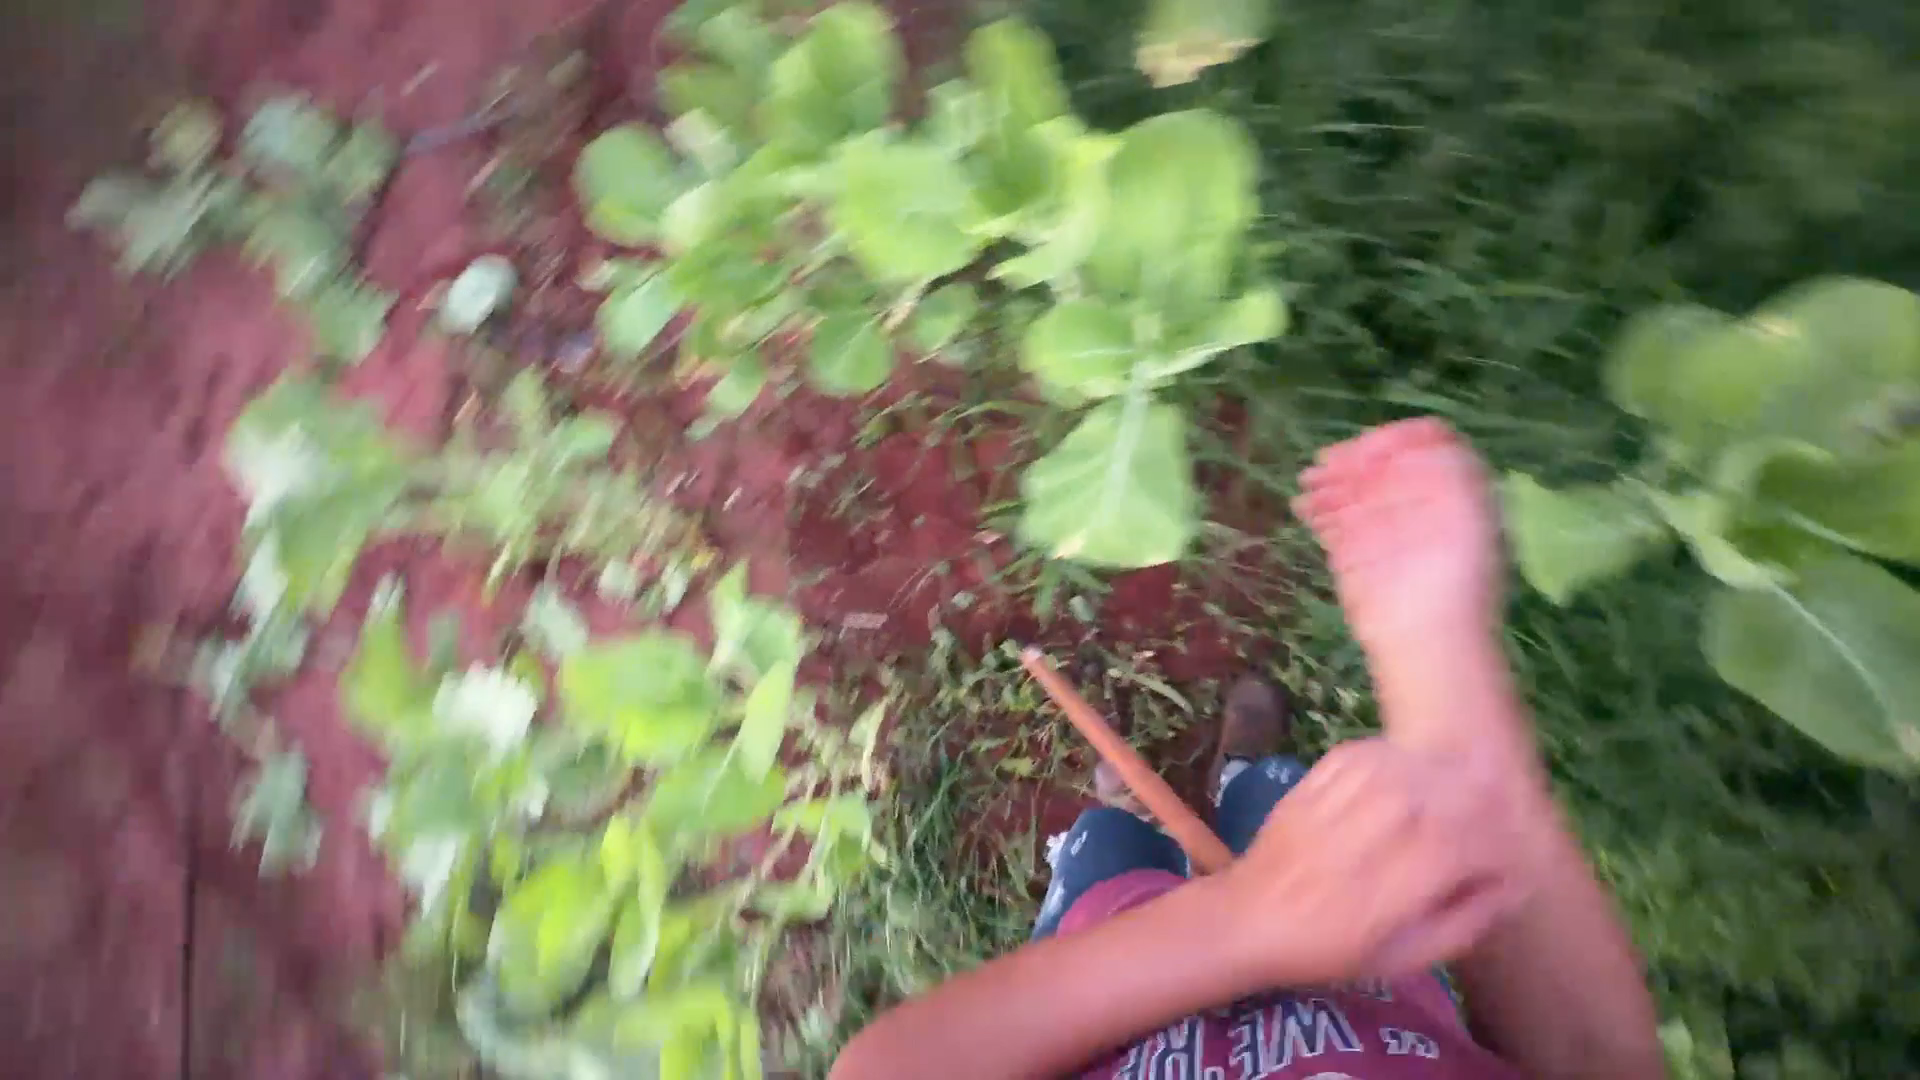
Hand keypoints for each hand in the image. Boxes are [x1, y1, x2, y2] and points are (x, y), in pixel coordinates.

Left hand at [1224, 738, 1529, 983]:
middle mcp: (1362, 835)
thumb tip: (1511, 883)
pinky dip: (1390, 757)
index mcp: (1391, 886)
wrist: (1251, 915)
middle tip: (1490, 817)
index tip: (1508, 853)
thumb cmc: (1330, 947)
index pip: (1464, 843)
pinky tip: (1403, 772)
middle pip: (1438, 796)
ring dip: (1437, 774)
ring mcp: (1332, 803)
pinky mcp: (1308, 782)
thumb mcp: (1405, 956)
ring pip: (1402, 768)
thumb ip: (1463, 921)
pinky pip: (1360, 755)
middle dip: (1477, 801)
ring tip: (1452, 792)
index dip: (1499, 842)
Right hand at [1293, 418, 1503, 654]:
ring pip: (1351, 490)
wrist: (1423, 638)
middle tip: (1322, 467)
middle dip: (1350, 461)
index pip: (1423, 442)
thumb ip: (1441, 464)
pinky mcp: (1354, 555)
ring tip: (1307, 489)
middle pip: (1381, 464)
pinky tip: (1304, 510)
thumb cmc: (1450, 576)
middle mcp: (1419, 502)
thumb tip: (1401, 443)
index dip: (1392, 440)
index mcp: (1453, 488)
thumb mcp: (1462, 508)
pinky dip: (1316, 511)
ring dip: (1327, 484)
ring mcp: (1384, 529)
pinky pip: (1332, 522)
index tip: (1360, 452)